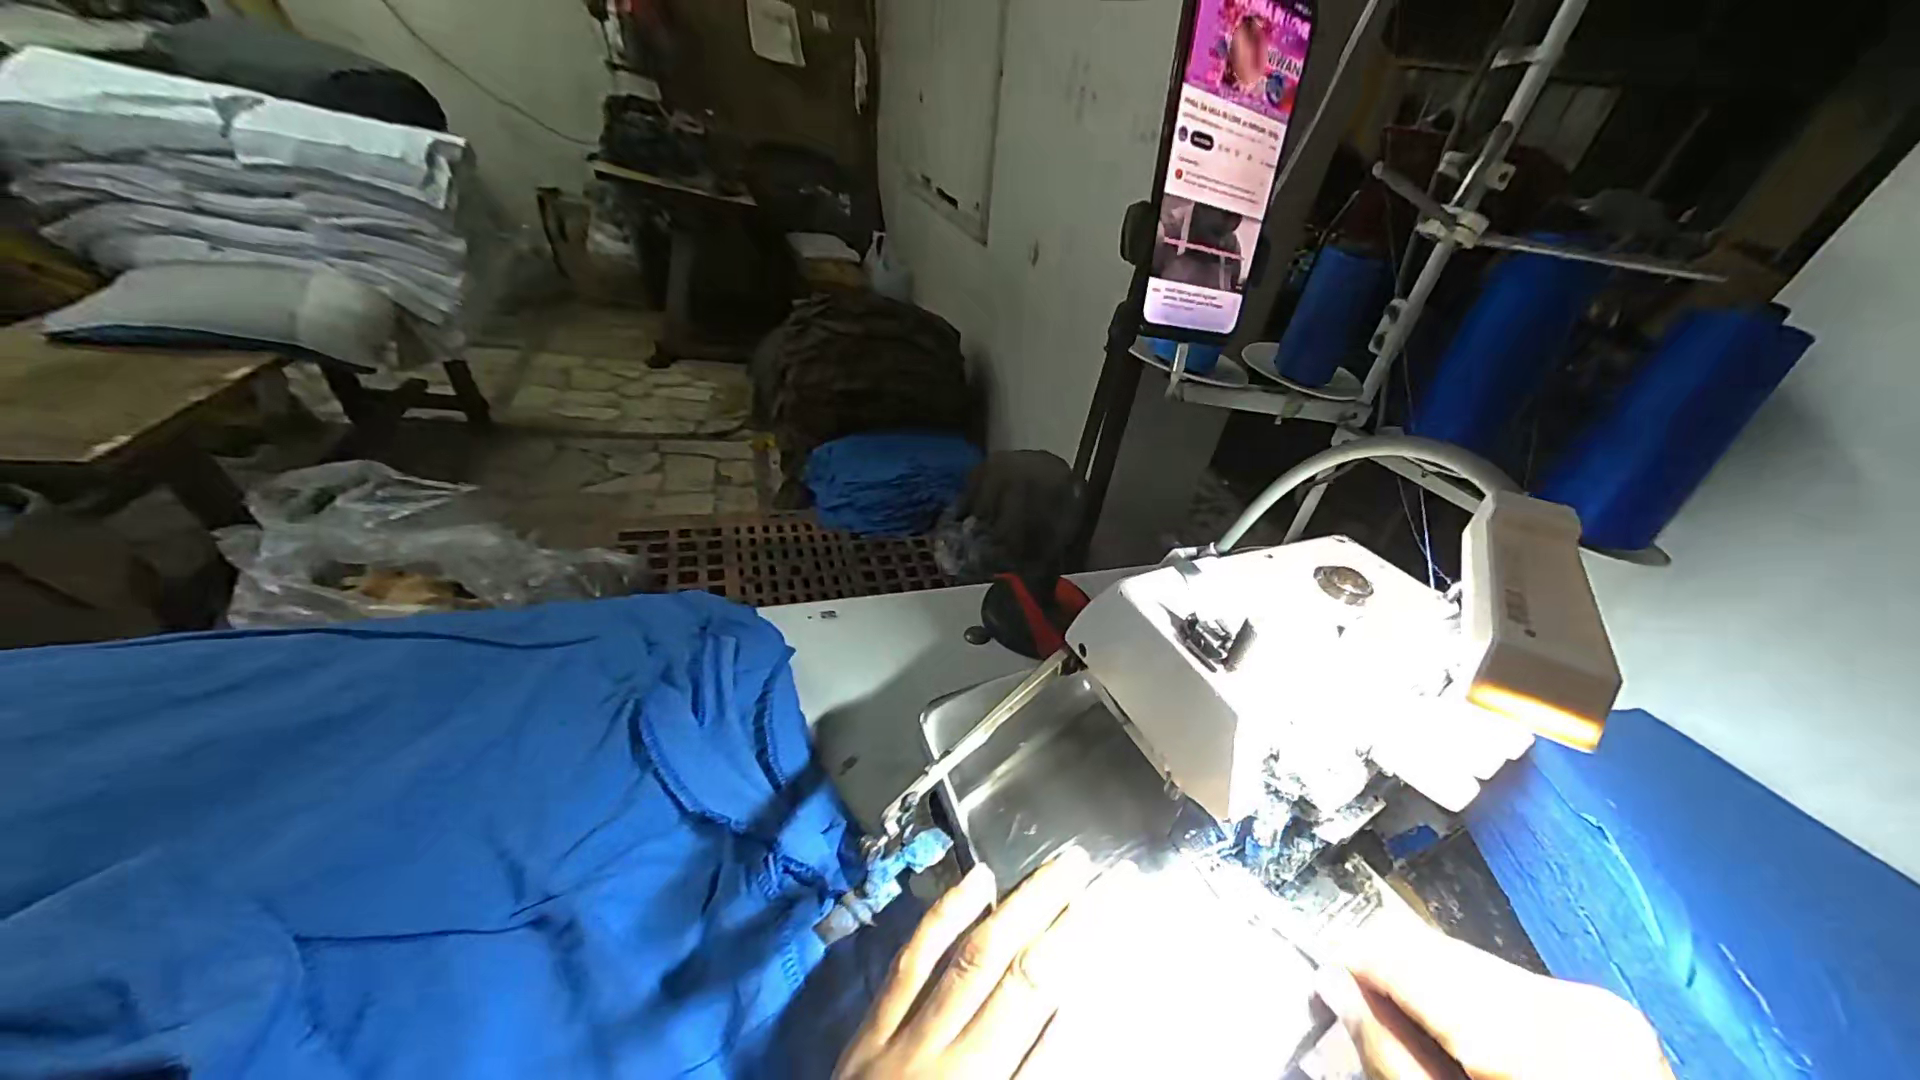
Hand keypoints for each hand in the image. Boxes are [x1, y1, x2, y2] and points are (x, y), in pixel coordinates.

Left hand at [834, 848, 1104, 1079]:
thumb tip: (1073, 1021)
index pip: (1056, 1022)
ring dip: (1019, 907)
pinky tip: (976, 880)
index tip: (1117, 910)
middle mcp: (956, 1067)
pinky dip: (945, 916)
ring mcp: (907, 1041)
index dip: (1089, 963)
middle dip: (1064, 919)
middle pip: (1022, 977)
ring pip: (974, 957)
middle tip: (1095, 871)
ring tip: (1056, 867)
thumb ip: (1036, 1075)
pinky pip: (911, 960)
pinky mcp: (872, 1027)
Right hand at [1315, 921, 1674, 1079]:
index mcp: (1529, 1038)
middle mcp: (1566, 1003)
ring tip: (1411, 1026)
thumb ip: (1389, 1056)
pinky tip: (1461, 1036)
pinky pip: (1503, 980)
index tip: (1325, 981)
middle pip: (1434, 950)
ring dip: (1425, 981)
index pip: (1404, 956)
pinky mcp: (1607, 1017)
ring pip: (1465, 958)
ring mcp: (1597, 1009)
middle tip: (1360, 1008)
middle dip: (1388, 973)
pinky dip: (1468, 997)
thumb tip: (1335, 984)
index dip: (1352, 963)